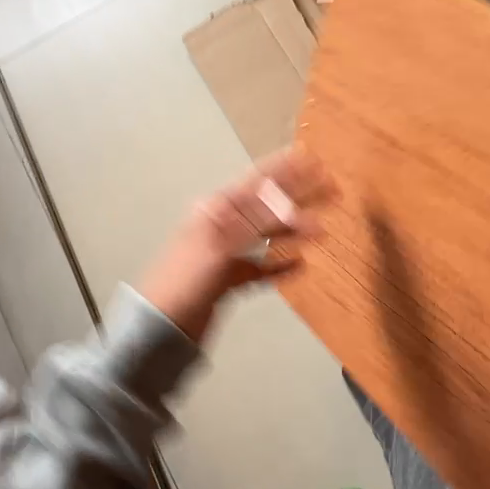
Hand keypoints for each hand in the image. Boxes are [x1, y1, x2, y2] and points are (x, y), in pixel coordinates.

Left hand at [137, 146, 334, 343]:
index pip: (258, 181)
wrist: (159, 329)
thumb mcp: (221, 246)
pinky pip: (260, 267)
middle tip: (330, 189)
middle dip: (298, 195)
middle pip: (267, 204)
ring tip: (322, 227)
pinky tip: (299, 266)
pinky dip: (279, 265)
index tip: (314, 159)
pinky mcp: (228, 280)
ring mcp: (226, 252)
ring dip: (293, 229)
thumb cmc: (186, 279)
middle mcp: (223, 224)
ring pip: (266, 234)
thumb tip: (292, 204)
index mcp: (218, 208)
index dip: (286, 168)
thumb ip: (257, 223)